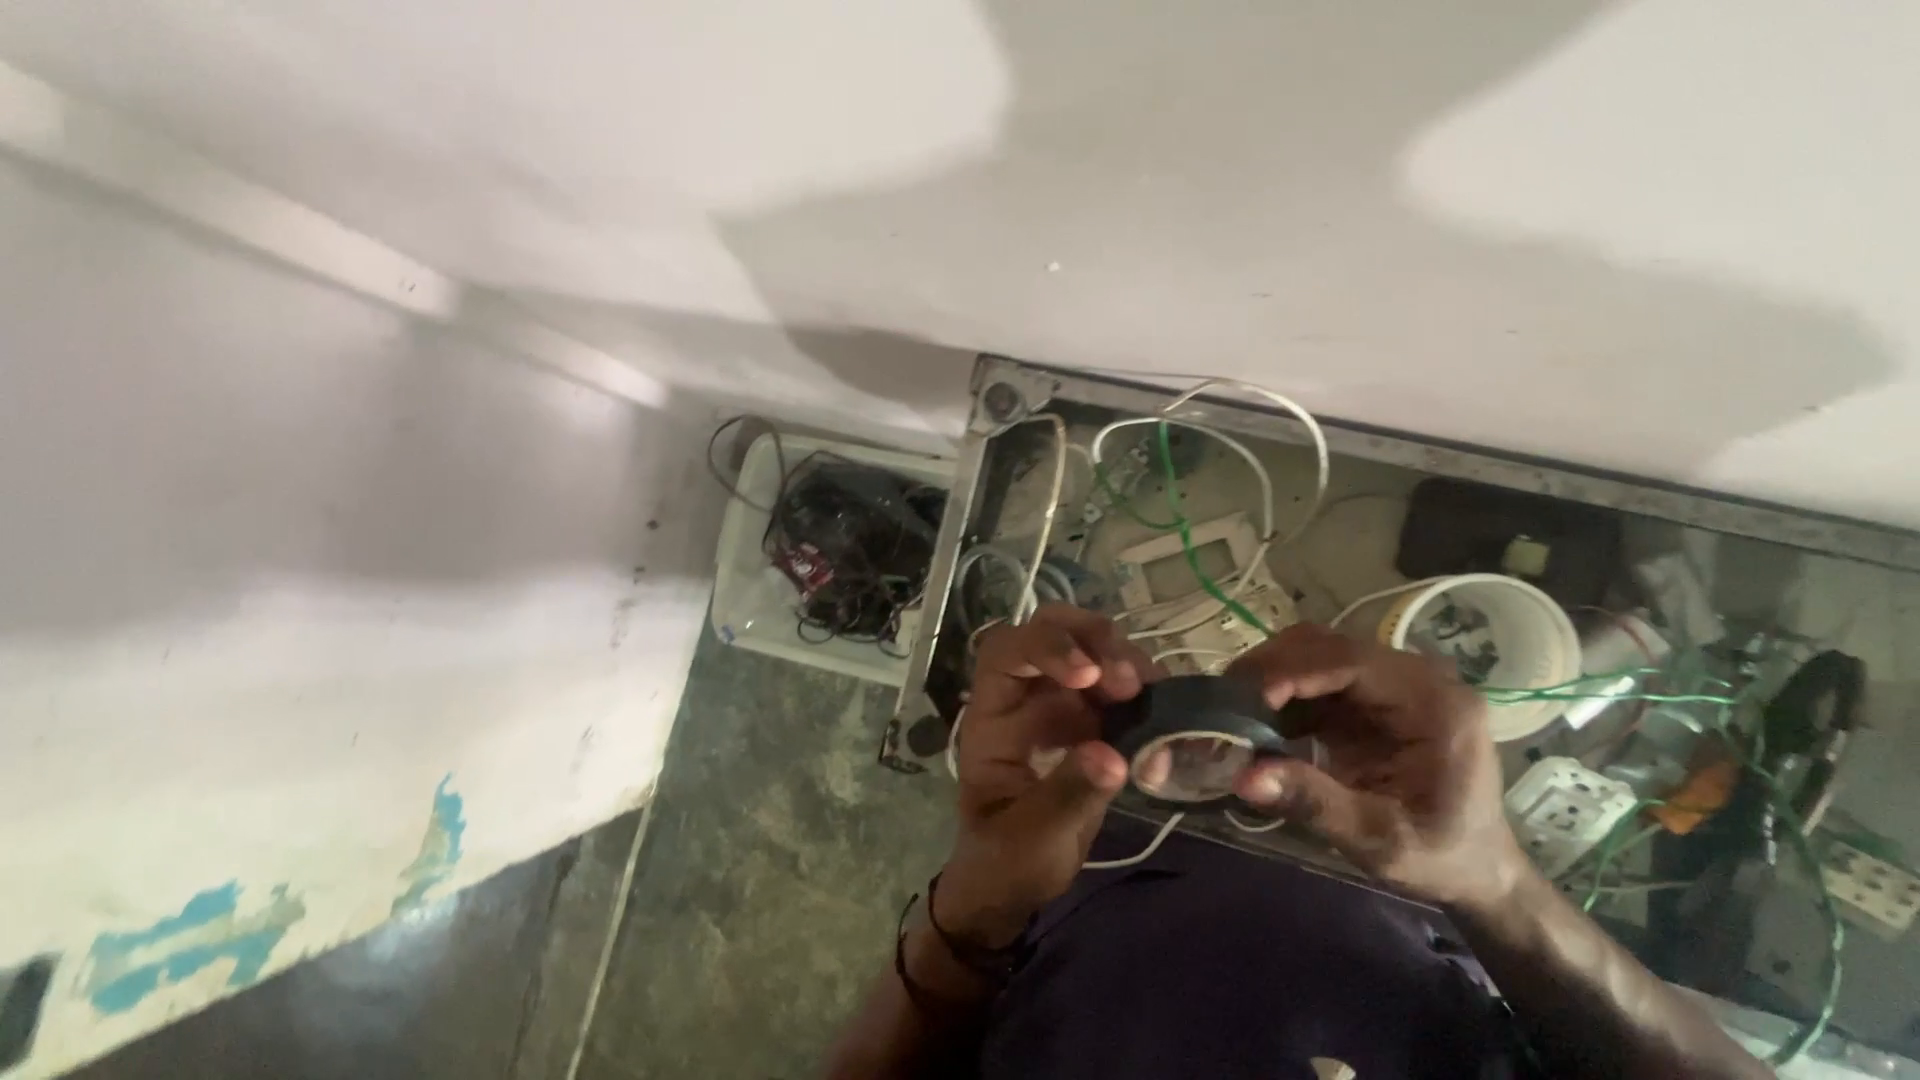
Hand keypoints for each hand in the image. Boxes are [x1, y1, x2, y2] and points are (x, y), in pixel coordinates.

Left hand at [935, 606, 1152, 945]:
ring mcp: (1056, 707)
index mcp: (992, 719)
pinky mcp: (1087, 723)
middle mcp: (1023, 700)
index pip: (1006, 654)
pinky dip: (1143, 699)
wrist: (1013, 887)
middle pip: (1048, 632)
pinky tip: (1162, 727)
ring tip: (1154, 698)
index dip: (1047, 648)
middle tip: (1131, 679)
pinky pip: (1115, 690)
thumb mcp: (1034, 838)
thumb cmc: (1008, 861)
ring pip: (1089, 653)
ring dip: (1125, 665)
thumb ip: (1070, 794)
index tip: (1091, 675)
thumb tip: (1112, 754)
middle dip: (1092, 639)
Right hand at [1228, 623, 1529, 910]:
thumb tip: (1243, 777)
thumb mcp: (1380, 842)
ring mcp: (1390, 685)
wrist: (1478, 872)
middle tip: (1223, 703)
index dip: (1292, 673)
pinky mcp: (1368, 699)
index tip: (1242, 700)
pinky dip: (1278, 696)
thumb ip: (1316, 804)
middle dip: (1270, 668)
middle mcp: (1414, 679)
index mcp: (1435, 703)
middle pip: (1327, 645)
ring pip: (1313, 654)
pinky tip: (1253, 722)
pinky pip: (1312, 680)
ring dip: (1269, 676)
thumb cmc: (1441, 857)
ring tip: (1230, 710)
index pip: (1351, 661)